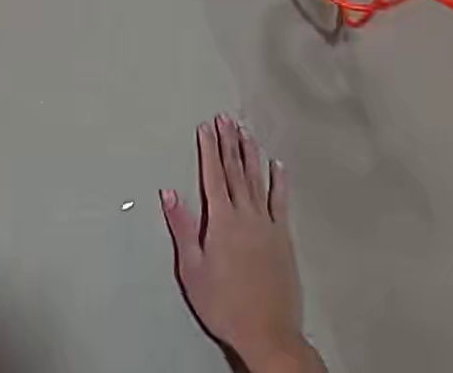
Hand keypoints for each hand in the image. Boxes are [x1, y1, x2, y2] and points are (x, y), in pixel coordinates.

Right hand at [160, 117, 323, 372]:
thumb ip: (182, 227)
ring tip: (245, 131)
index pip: (213, 176)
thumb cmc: (223, 303)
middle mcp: (247, 216)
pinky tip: (277, 165)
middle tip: (225, 118)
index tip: (205, 127)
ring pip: (258, 180)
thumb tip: (169, 192)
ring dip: (250, 153)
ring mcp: (268, 226)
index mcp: (222, 221)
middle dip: (228, 142)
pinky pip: (281, 202)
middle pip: (236, 171)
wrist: (269, 334)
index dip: (209, 149)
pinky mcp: (283, 238)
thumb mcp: (192, 268)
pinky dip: (279, 182)